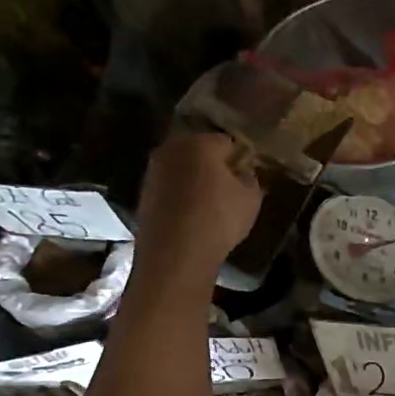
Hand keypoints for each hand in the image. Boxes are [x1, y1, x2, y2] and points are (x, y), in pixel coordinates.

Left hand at [136, 130, 261, 273]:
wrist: (175, 252)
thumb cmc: (219, 219)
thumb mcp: (251, 199)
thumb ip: (250, 178)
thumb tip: (243, 172)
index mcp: (200, 143)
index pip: (227, 142)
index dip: (240, 157)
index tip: (247, 174)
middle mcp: (172, 149)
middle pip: (199, 150)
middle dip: (214, 163)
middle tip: (230, 184)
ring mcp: (153, 170)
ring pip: (182, 167)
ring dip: (195, 178)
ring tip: (211, 200)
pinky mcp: (143, 192)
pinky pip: (170, 185)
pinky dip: (181, 193)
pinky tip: (192, 212)